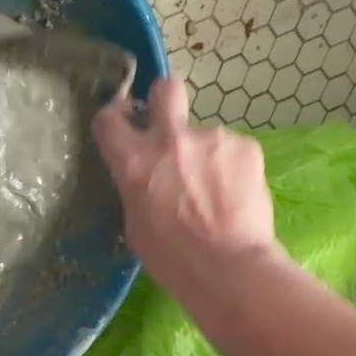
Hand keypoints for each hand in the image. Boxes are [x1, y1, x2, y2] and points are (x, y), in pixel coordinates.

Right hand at [93, 75, 281, 282]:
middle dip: (163, 100)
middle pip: (165, 89)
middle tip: (168, 128)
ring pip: (203, 135)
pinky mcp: (246, 146)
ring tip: (212, 193)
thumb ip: (137, 189)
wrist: (227, 266)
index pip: (108, 120)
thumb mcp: (135, 225)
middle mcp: (170, 138)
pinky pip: (231, 150)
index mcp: (134, 162)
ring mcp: (212, 137)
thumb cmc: (170, 257)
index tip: (119, 128)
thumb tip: (147, 179)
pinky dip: (229, 169)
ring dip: (203, 155)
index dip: (113, 121)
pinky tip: (233, 196)